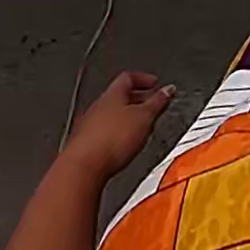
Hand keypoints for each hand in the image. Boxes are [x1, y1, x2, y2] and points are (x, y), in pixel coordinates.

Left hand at [60, 71, 175, 177]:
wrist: (81, 171)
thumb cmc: (109, 141)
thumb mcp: (145, 117)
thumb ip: (158, 102)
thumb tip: (168, 90)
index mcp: (112, 94)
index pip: (129, 78)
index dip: (144, 79)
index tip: (154, 84)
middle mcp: (97, 107)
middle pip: (119, 97)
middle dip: (137, 101)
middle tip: (151, 106)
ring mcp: (87, 128)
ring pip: (109, 117)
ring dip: (125, 120)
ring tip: (139, 129)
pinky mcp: (82, 148)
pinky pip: (101, 135)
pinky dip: (114, 137)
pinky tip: (121, 148)